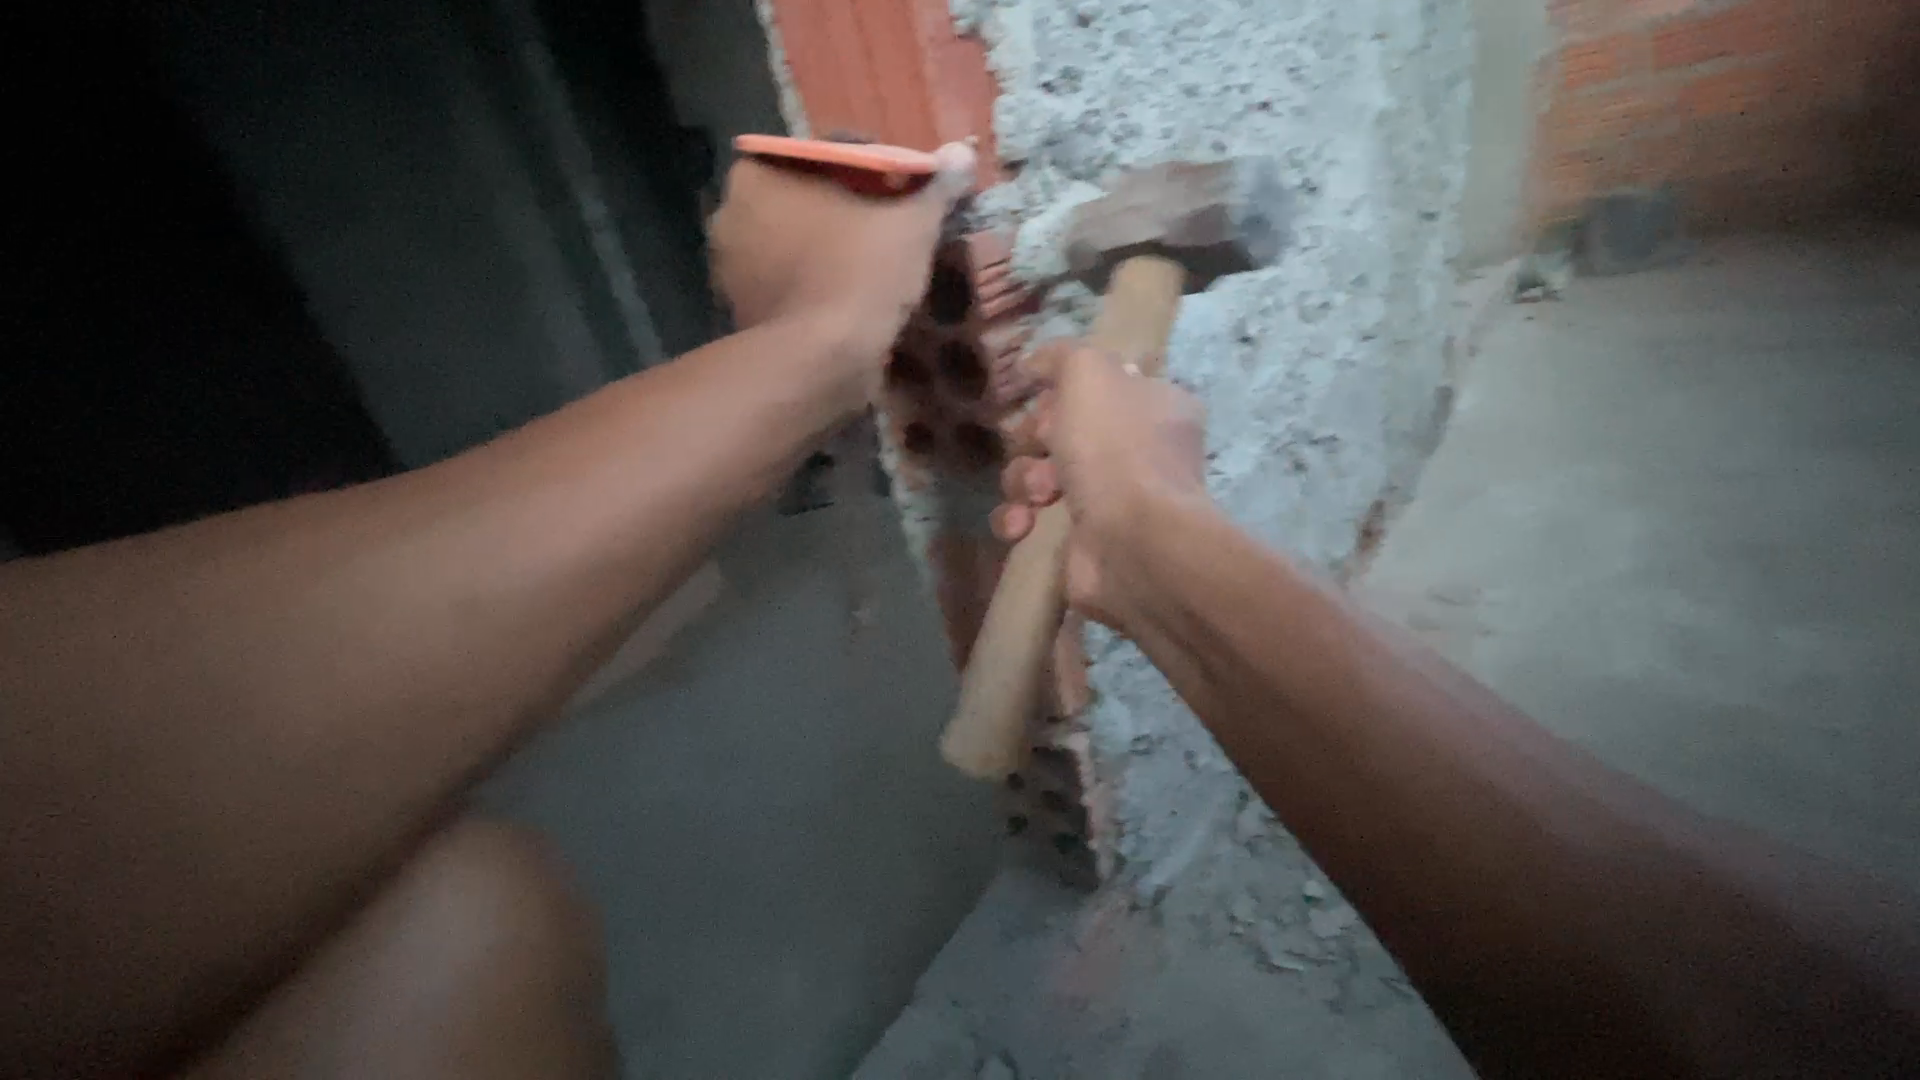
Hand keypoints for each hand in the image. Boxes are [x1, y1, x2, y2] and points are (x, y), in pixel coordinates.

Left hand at [708, 141, 974, 360]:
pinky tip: (852, 298)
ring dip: (830, 250)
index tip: (901, 188)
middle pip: (804, 200)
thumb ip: (935, 186)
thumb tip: (962, 152)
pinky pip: (791, 286)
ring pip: (795, 246)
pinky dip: (817, 287)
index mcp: (756, 176)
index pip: (822, 153)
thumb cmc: (859, 275)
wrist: (822, 363)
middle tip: (889, 226)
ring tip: (875, 264)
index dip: (870, 165)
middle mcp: (730, 217)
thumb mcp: (910, 223)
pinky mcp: (746, 316)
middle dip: (845, 209)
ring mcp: (732, 272)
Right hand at [991, 342, 1209, 629]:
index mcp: (1154, 406)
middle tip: (1039, 447)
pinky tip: (1023, 525)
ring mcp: (1111, 501)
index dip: (1063, 392)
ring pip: (1039, 477)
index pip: (1099, 388)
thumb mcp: (1089, 373)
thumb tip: (1036, 365)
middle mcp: (1137, 452)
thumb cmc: (1116, 449)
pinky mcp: (1081, 542)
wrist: (1132, 544)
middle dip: (1035, 439)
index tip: (1046, 402)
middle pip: (1061, 432)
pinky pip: (1031, 521)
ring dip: (1022, 481)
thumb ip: (1061, 356)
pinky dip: (1018, 520)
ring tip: (1037, 495)